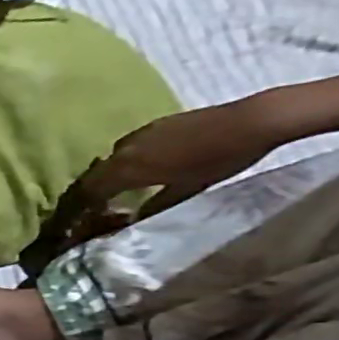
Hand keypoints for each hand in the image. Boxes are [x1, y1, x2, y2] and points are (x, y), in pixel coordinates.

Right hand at [70, 100, 280, 218]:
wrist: (252, 121)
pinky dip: (130, 158)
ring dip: (112, 172)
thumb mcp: (190, 188)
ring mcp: (137, 135)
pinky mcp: (152, 125)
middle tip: (103, 201)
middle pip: (96, 173)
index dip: (87, 204)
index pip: (91, 190)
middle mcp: (122, 151)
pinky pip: (129, 146)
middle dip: (96, 188)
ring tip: (125, 182)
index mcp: (127, 169)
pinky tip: (148, 162)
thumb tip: (133, 218)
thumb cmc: (221, 159)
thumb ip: (157, 203)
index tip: (89, 216)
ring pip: (112, 158)